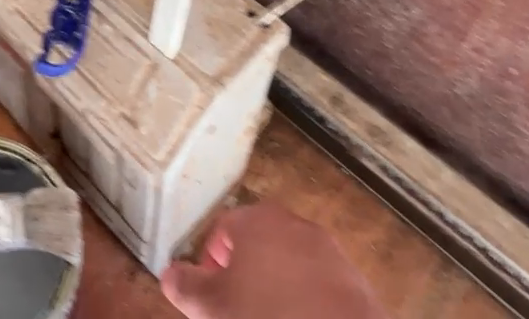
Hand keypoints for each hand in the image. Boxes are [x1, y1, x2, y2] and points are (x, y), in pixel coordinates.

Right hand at [161, 203, 386, 318]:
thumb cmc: (265, 318)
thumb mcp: (211, 307)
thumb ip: (185, 286)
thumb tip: (170, 273)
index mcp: (259, 221)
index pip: (223, 229)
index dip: (210, 261)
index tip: (209, 294)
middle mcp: (296, 227)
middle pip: (259, 244)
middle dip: (244, 275)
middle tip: (235, 309)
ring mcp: (332, 255)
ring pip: (292, 267)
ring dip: (277, 289)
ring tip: (269, 318)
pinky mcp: (358, 287)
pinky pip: (321, 290)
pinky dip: (309, 306)